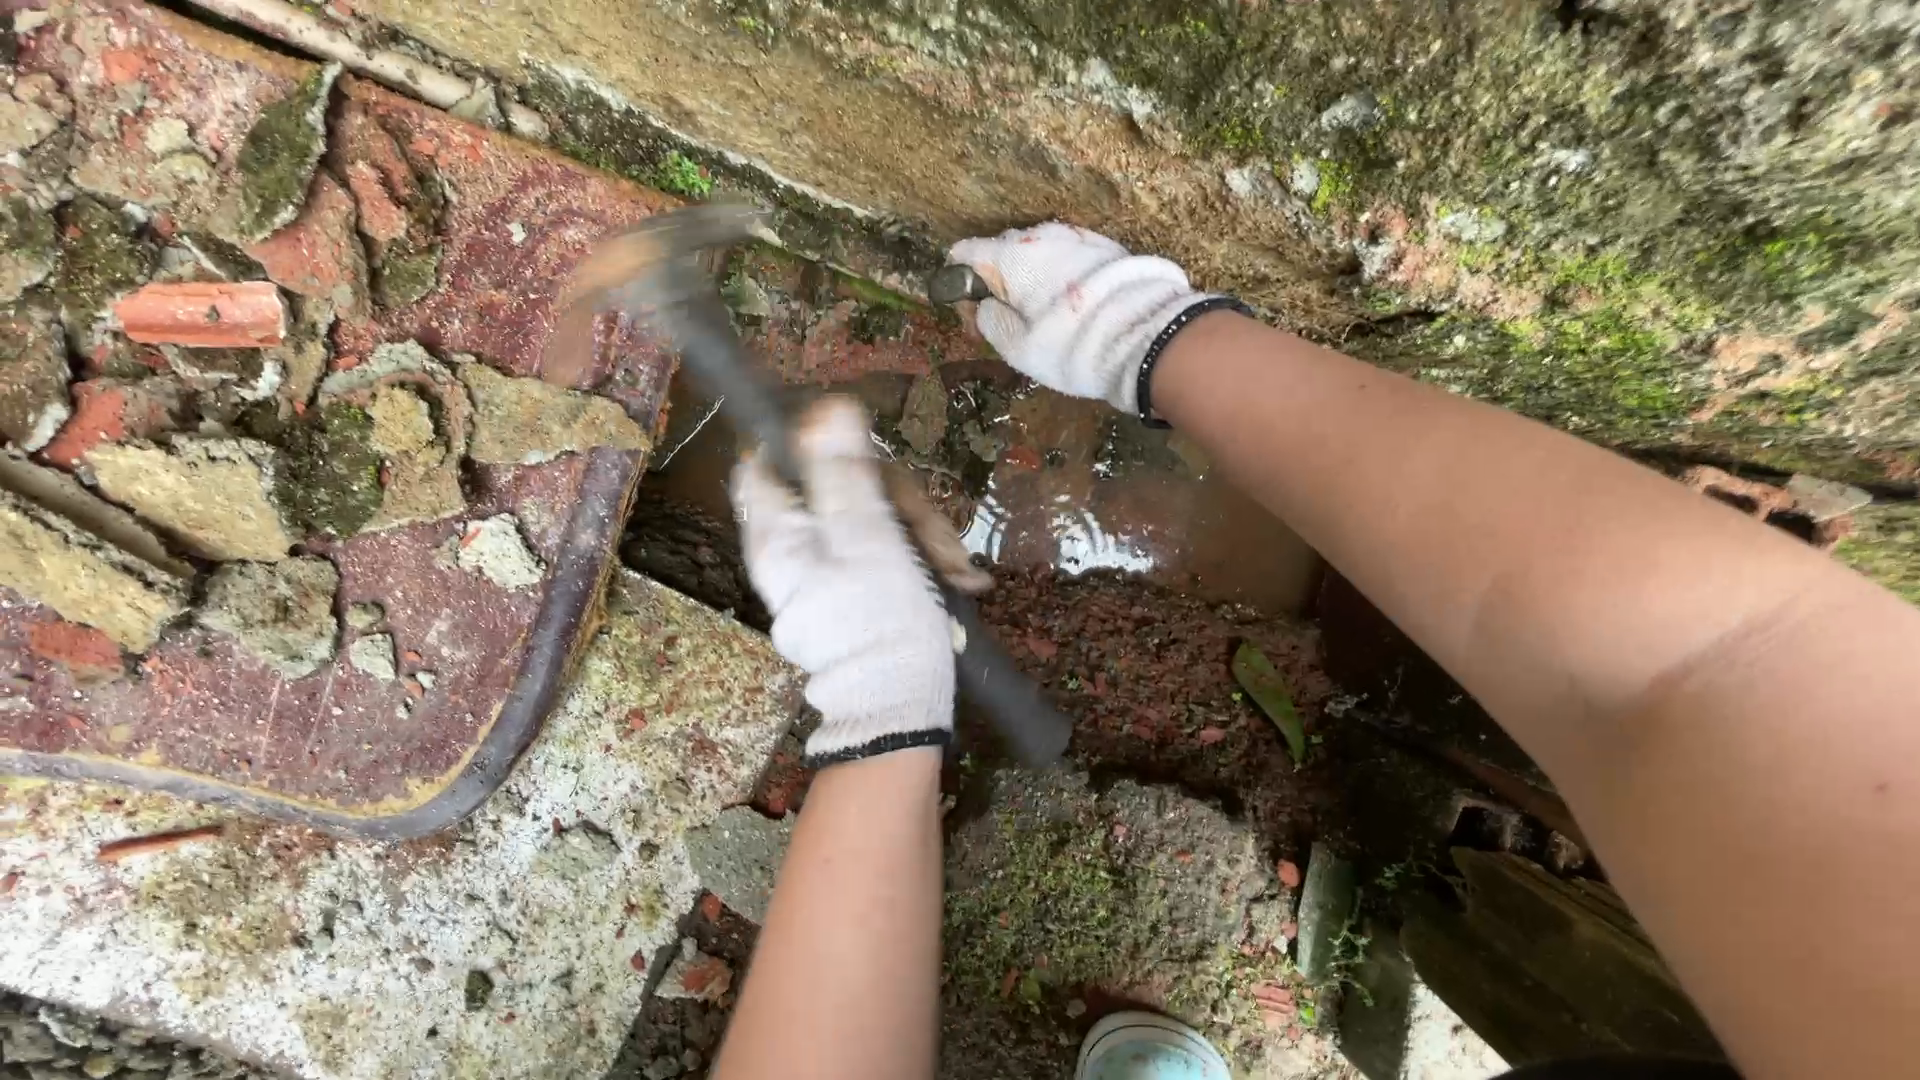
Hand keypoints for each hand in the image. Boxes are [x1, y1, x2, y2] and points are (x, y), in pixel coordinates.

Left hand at [732, 397, 954, 765]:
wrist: (901, 705)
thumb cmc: (883, 622)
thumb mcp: (867, 538)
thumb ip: (843, 474)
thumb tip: (826, 409)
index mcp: (779, 534)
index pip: (768, 463)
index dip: (809, 445)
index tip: (863, 456)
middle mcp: (791, 548)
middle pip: (835, 487)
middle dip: (896, 502)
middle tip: (936, 537)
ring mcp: (821, 569)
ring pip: (868, 516)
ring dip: (919, 534)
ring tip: (958, 572)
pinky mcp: (852, 586)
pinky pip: (882, 548)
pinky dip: (917, 557)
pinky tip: (954, 579)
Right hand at [947, 222, 1209, 413]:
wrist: (1144, 338)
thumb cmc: (1070, 347)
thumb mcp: (1018, 349)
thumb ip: (991, 322)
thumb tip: (985, 306)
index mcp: (1013, 259)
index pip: (968, 251)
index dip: (959, 275)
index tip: (963, 298)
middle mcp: (1042, 238)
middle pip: (1004, 248)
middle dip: (997, 274)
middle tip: (1003, 311)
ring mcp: (1077, 238)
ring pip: (1039, 249)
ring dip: (1032, 272)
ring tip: (1039, 307)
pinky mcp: (1106, 248)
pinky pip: (1068, 255)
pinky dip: (1060, 272)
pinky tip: (1069, 300)